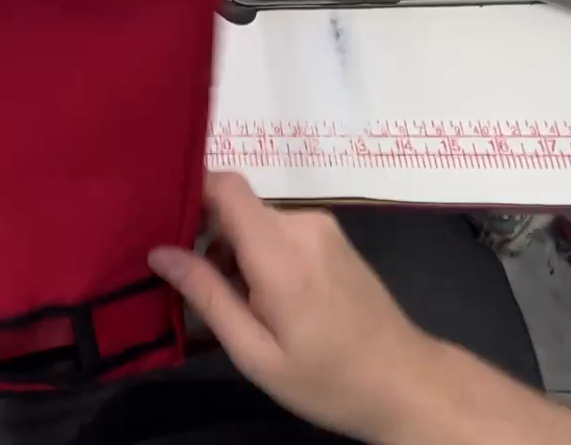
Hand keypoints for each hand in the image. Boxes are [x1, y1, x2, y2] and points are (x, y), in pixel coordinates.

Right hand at [148, 172, 440, 442]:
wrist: (411, 386)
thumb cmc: (328, 378)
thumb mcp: (256, 353)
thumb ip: (206, 296)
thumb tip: (159, 253)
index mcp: (280, 252)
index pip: (225, 185)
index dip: (190, 190)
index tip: (164, 219)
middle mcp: (300, 224)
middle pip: (234, 206)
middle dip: (207, 235)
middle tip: (194, 281)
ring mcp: (320, 226)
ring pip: (253, 219)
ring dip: (233, 248)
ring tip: (234, 299)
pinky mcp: (329, 234)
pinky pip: (276, 227)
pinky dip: (258, 251)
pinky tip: (264, 295)